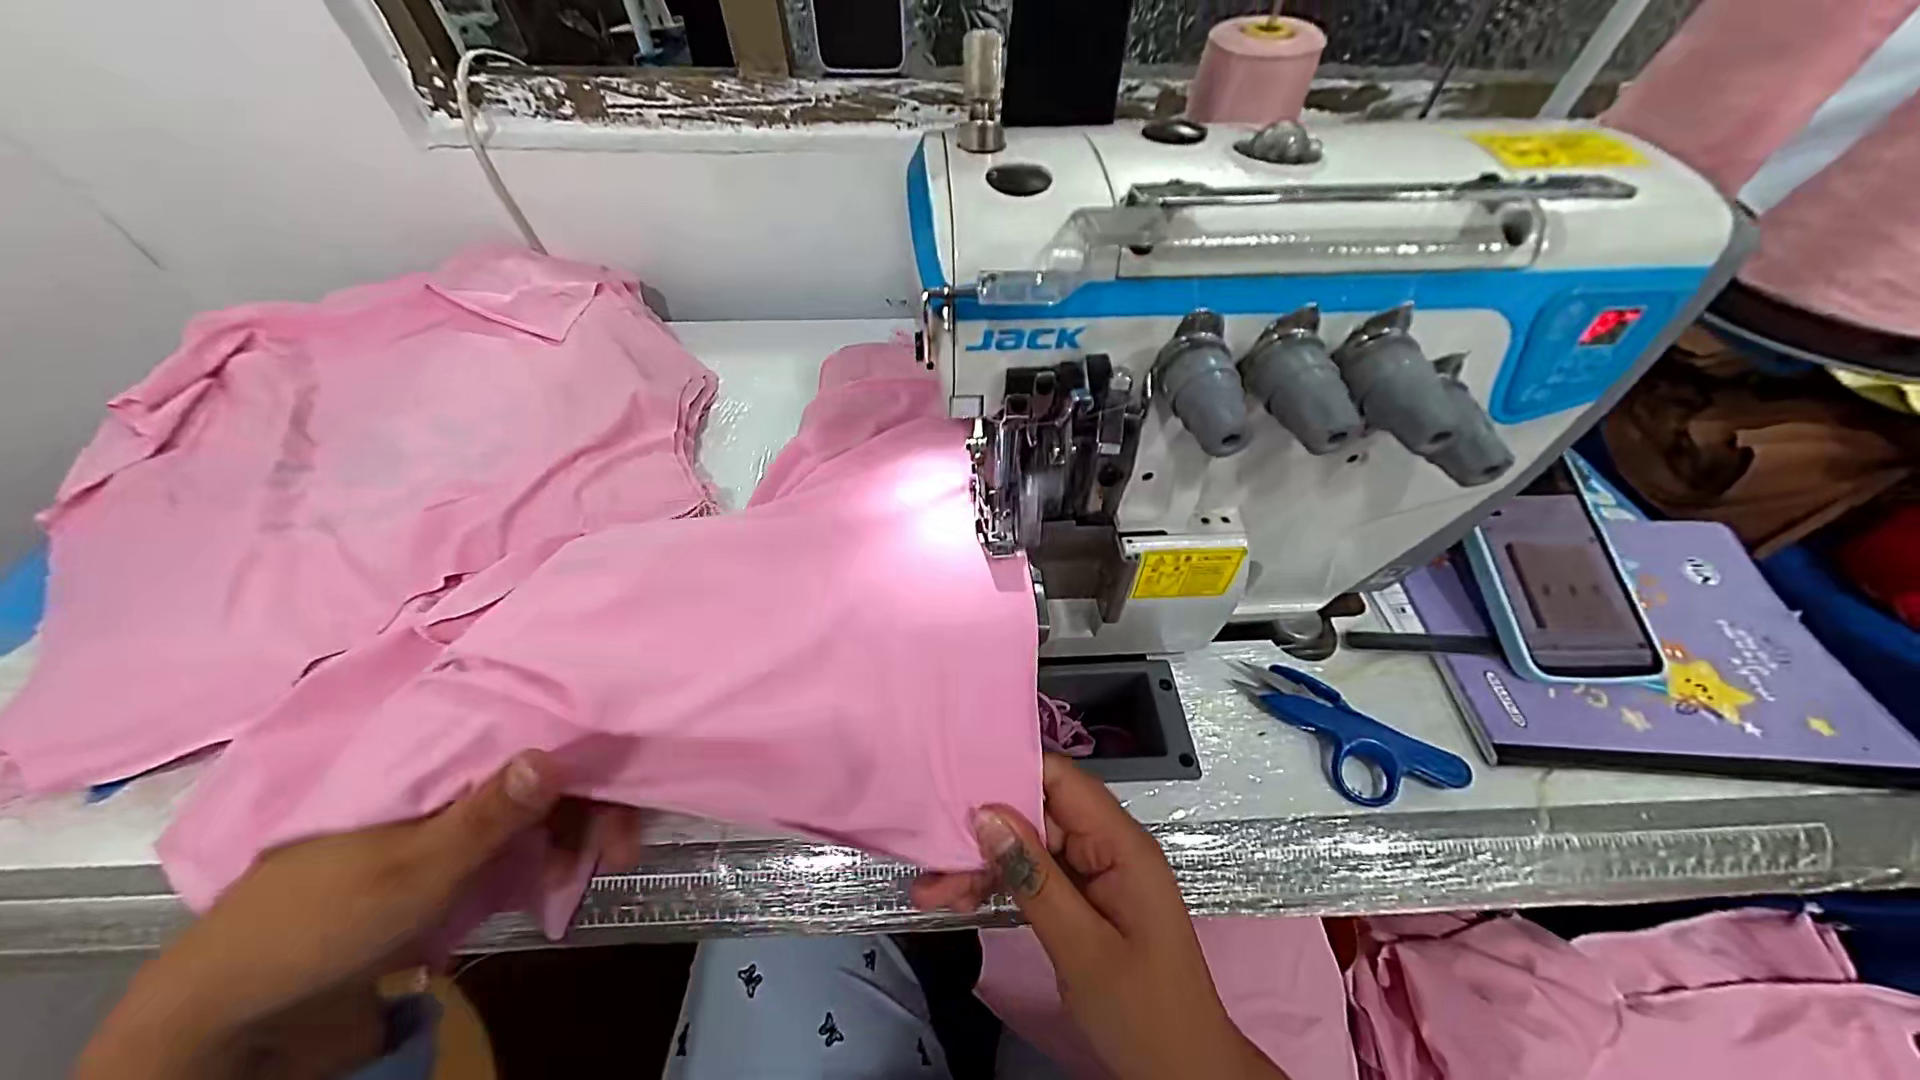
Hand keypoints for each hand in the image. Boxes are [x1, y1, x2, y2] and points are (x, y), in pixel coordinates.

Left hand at [76, 750, 641, 1079]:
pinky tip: (558, 886)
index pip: (538, 740)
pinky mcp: (451, 864)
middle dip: (593, 810)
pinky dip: (548, 863)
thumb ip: (489, 813)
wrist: (237, 1013)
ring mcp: (453, 824)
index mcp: (440, 764)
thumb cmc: (326, 921)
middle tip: (622, 852)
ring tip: (585, 877)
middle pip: (547, 776)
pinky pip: (518, 847)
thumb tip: (554, 750)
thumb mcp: (416, 868)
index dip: (591, 763)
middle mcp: (455, 782)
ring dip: (575, 839)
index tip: (629, 799)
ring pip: (539, 812)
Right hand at [912, 755, 1287, 1079]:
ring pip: (1027, 845)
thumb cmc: (1146, 1013)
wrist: (1184, 1072)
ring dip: (983, 863)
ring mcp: (1092, 871)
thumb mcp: (1083, 948)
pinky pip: (1032, 874)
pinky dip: (998, 885)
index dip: (1012, 772)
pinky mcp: (1080, 896)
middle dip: (984, 830)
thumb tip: (987, 816)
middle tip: (934, 856)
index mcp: (1120, 843)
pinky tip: (961, 898)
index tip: (958, 780)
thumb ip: (1034, 878)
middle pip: (1036, 813)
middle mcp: (1106, 846)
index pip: (1061, 780)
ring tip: (934, 889)